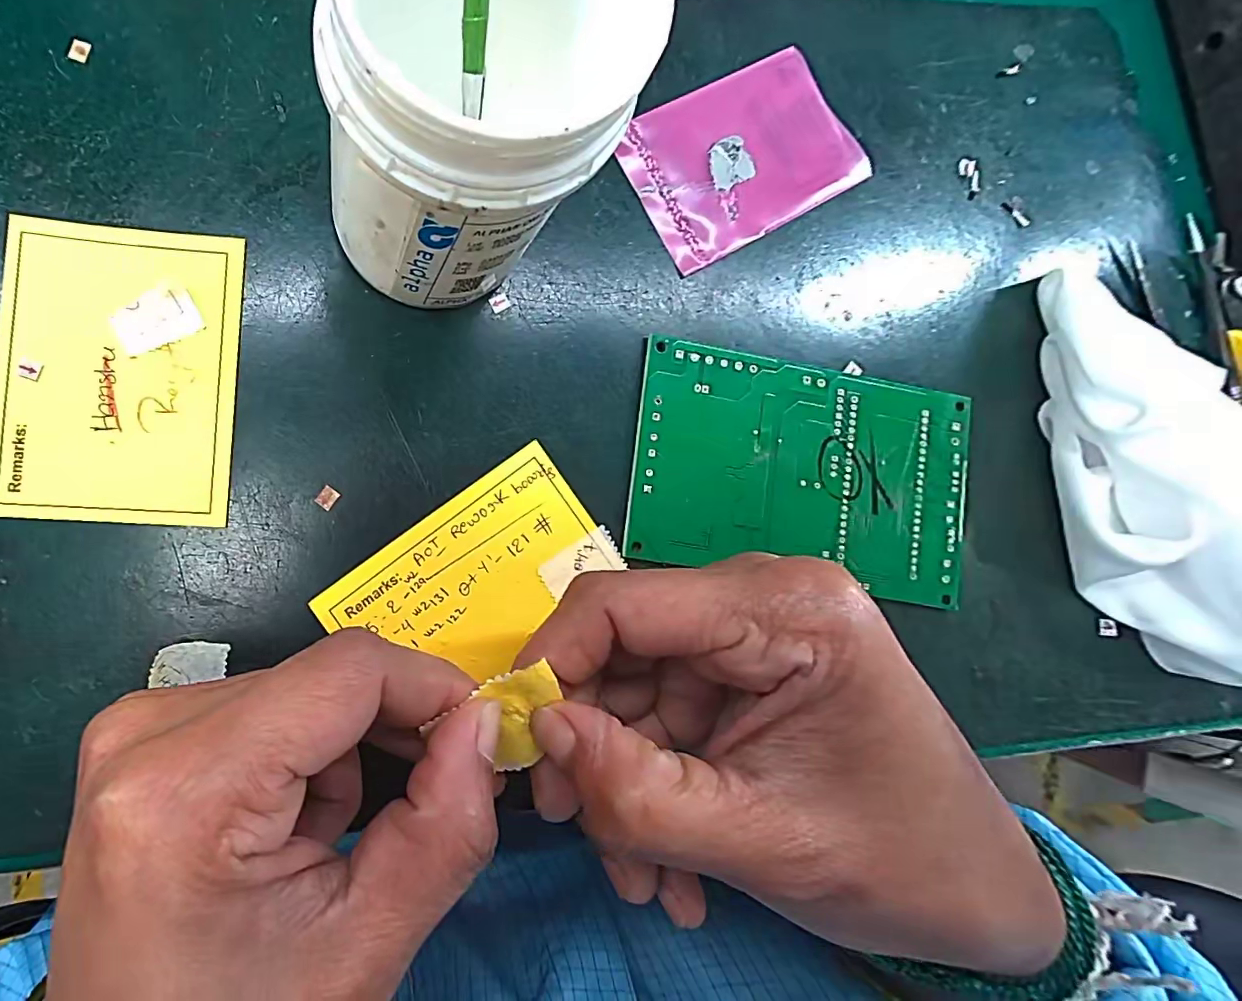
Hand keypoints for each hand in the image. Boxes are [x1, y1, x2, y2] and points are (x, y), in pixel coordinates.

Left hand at [51, 630, 501, 999]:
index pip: (340, 670)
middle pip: (312, 678)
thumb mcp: (358, 948)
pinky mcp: (133, 729)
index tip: (473, 725)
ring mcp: (131, 724)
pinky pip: (248, 704)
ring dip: (329, 746)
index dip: (424, 683)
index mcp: (187, 786)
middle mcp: (145, 729)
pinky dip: (286, 747)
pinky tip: (273, 817)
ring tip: (313, 835)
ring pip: (286, 686)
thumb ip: (441, 831)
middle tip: (414, 796)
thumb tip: (477, 723)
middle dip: (379, 728)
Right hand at [515, 554, 1065, 974]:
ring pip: (620, 687)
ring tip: (634, 865)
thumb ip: (635, 792)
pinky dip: (639, 777)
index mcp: (781, 608)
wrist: (987, 908)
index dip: (552, 658)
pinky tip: (660, 852)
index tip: (520, 731)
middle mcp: (751, 600)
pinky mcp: (723, 671)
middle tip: (570, 815)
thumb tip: (539, 730)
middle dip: (584, 736)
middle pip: (611, 647)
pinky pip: (646, 711)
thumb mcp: (761, 842)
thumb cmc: (905, 868)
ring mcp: (734, 635)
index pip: (617, 604)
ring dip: (611, 773)